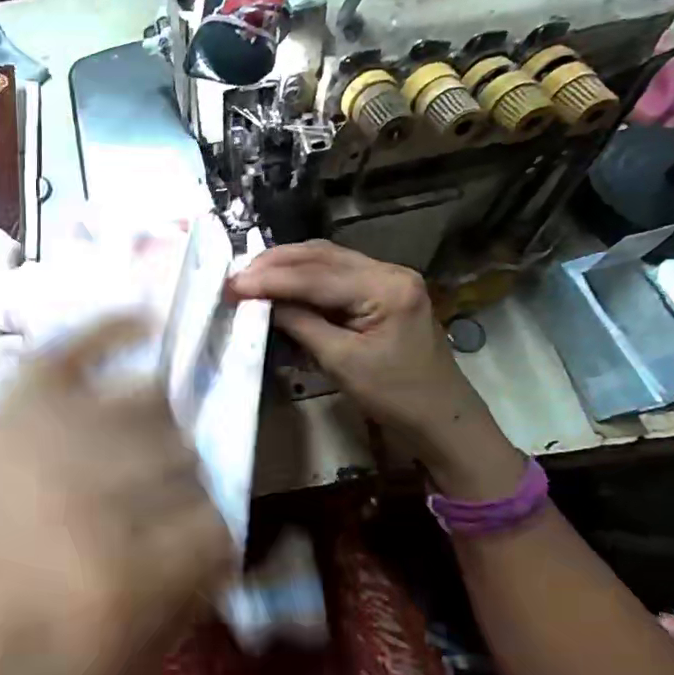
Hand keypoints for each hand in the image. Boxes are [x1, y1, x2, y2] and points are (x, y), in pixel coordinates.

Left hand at [0, 315, 233, 668]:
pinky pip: (66, 351)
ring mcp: (45, 442)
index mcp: (122, 582)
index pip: (216, 528)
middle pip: (184, 459)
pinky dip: (109, 330)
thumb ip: (158, 628)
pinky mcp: (0, 414)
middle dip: (185, 491)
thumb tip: (203, 575)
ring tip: (150, 450)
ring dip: (160, 430)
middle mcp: (95, 496)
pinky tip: (143, 320)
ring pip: (144, 402)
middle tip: (163, 517)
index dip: (216, 546)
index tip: (203, 559)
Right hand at [229, 241, 522, 497]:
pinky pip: (338, 275)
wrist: (441, 417)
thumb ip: (301, 325)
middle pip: (322, 256)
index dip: (270, 279)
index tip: (232, 284)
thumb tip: (262, 303)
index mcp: (386, 287)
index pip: (316, 276)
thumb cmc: (395, 397)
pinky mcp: (384, 291)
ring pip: (328, 260)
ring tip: (252, 274)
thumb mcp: (342, 363)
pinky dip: (306, 278)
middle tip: (237, 274)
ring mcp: (389, 278)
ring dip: (289, 266)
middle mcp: (389, 271)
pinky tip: (282, 282)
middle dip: (276, 263)